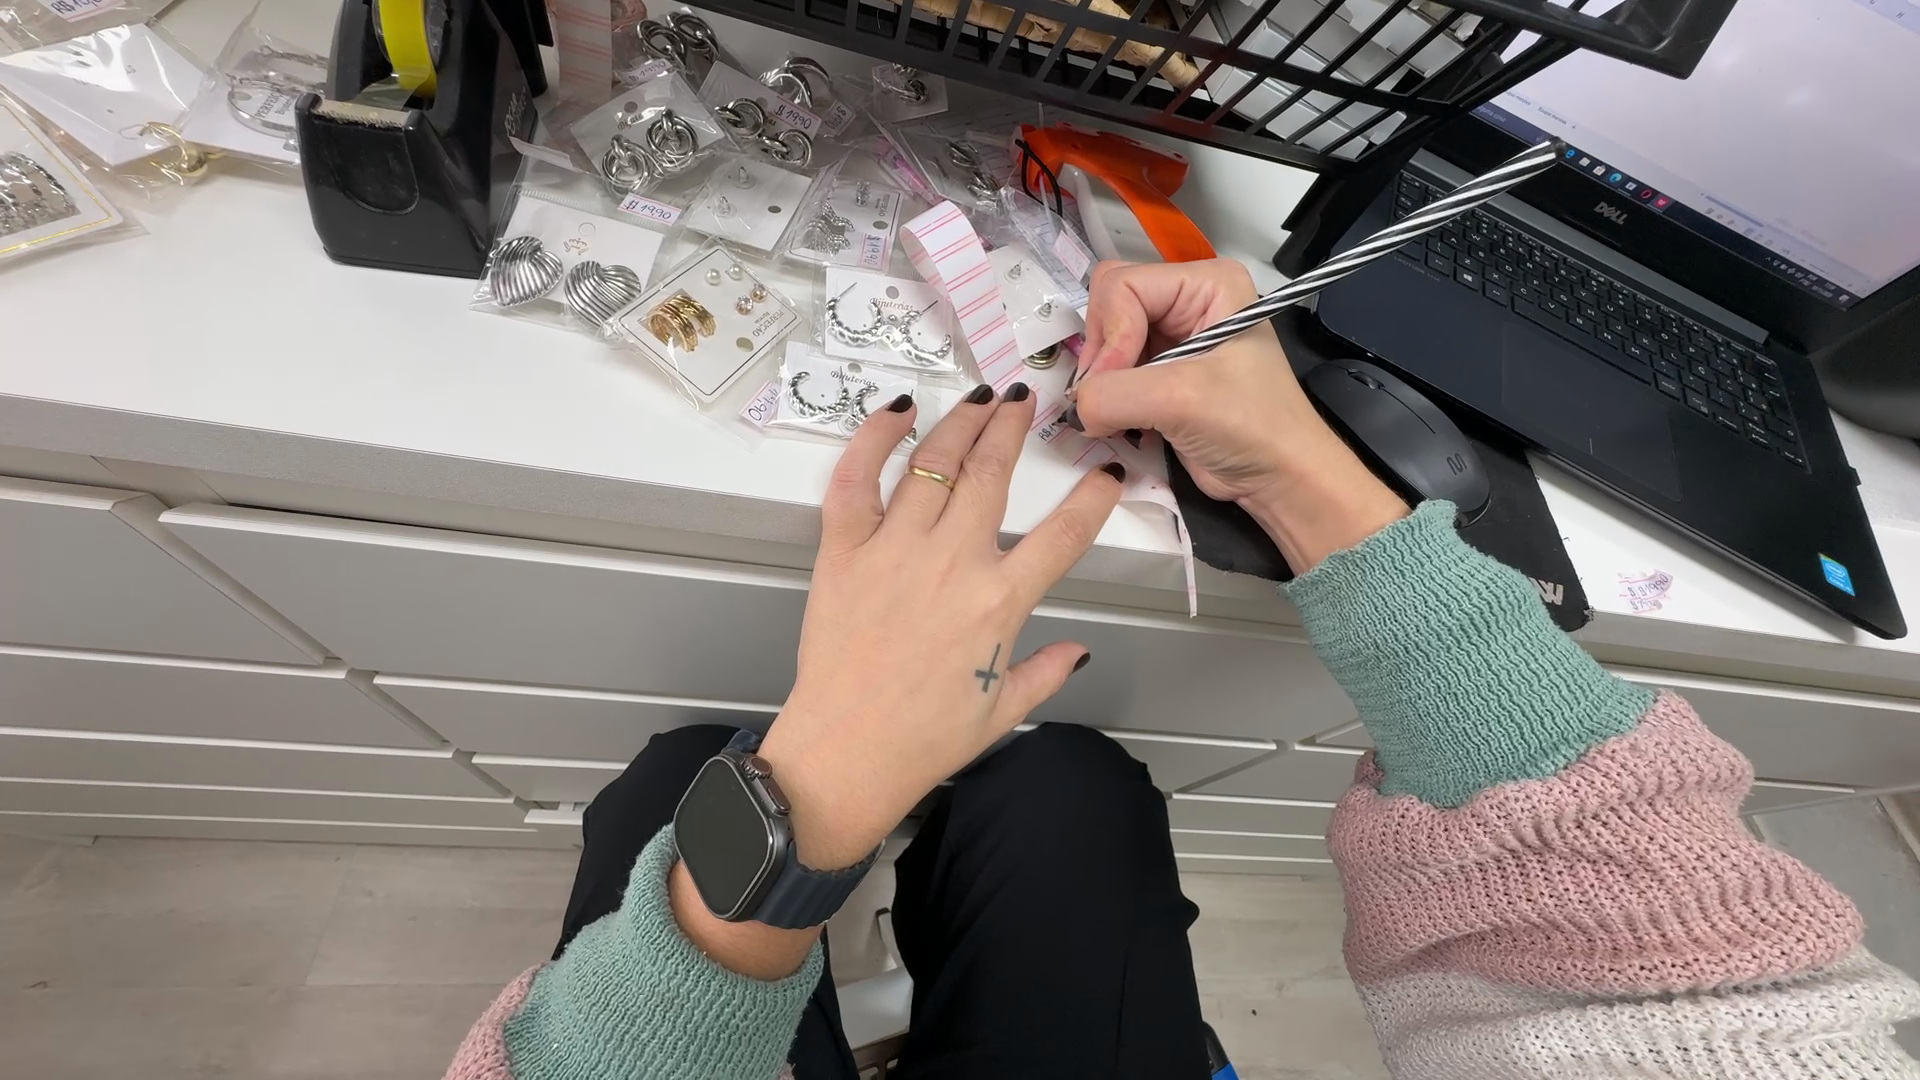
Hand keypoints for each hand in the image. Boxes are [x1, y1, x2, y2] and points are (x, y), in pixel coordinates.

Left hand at [758, 385, 1124, 870]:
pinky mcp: (844, 551)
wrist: (846, 754)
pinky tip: (898, 412)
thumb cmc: (927, 739)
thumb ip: (1047, 672)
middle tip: (1025, 401)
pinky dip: (873, 439)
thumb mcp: (1004, 710)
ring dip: (962, 421)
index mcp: (1000, 602)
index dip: (1094, 496)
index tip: (1107, 469)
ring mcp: (894, 550)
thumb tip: (1080, 650)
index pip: (1064, 534)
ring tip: (981, 398)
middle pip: (992, 473)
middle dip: (1015, 427)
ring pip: (934, 463)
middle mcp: (952, 562)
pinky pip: (856, 480)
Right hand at [1070, 259, 1407, 570]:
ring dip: (1103, 382)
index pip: (1121, 286)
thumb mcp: (1181, 400)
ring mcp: (1171, 338)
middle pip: (1107, 307)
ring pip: (1104, 342)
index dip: (1110, 336)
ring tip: (1121, 417)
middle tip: (1112, 401)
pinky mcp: (1159, 374)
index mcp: (1205, 283)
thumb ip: (1113, 395)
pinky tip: (1124, 422)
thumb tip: (1075, 406)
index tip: (1116, 386)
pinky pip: (1110, 373)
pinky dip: (1106, 399)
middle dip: (1102, 355)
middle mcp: (1186, 301)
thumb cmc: (1251, 427)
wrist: (1278, 477)